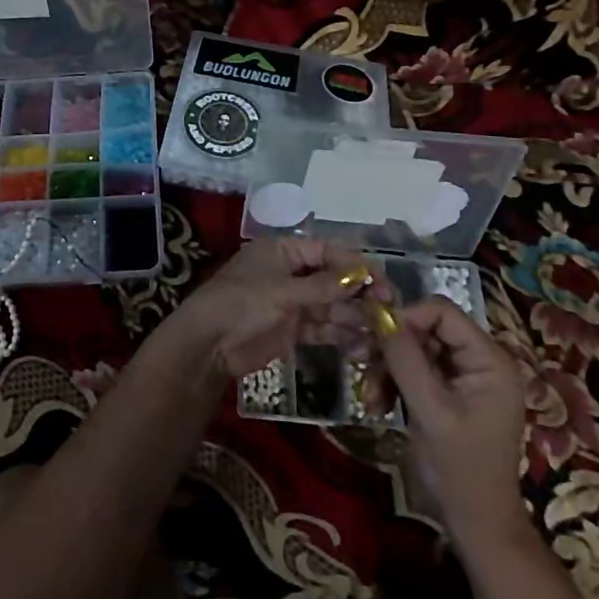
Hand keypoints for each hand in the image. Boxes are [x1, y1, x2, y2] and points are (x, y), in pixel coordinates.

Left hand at [176, 237, 386, 379]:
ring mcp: (291, 302)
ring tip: (382, 333)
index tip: (383, 282)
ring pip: (331, 306)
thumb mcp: (281, 292)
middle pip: (333, 279)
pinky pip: (322, 328)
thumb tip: (359, 276)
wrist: (208, 344)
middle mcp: (289, 273)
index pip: (326, 251)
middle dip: (360, 293)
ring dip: (355, 318)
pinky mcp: (292, 329)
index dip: (355, 265)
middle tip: (389, 310)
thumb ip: (322, 286)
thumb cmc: (241, 304)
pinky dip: (341, 335)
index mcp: (281, 252)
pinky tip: (363, 347)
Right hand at [380, 297, 527, 545]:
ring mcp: (463, 376)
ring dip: (385, 370)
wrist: (474, 517)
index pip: (441, 311)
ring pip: (412, 349)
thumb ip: (406, 359)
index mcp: (489, 359)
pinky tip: (378, 406)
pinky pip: (412, 370)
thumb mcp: (430, 410)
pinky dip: (391, 384)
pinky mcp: (446, 391)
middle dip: (390, 350)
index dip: (405, 318)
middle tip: (362, 369)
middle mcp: (479, 360)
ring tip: (370, 399)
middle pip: (423, 329)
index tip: (375, 339)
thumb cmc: (460, 466)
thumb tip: (379, 314)